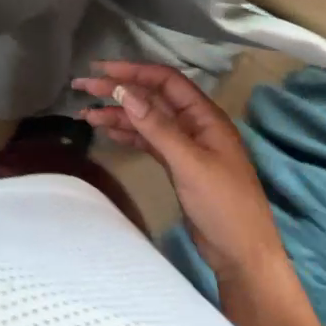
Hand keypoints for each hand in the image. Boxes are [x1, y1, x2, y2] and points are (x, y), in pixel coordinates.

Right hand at [73, 62, 281, 278]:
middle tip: (82, 87)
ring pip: (146, 121)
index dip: (133, 72)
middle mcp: (194, 125)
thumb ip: (157, 127)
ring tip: (85, 114)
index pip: (165, 81)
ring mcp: (185, 146)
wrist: (242, 255)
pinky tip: (106, 131)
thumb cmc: (223, 205)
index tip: (100, 71)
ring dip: (117, 115)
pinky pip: (148, 141)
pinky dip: (127, 135)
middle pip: (152, 98)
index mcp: (204, 116)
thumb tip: (123, 91)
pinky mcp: (177, 166)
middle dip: (118, 90)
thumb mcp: (189, 163)